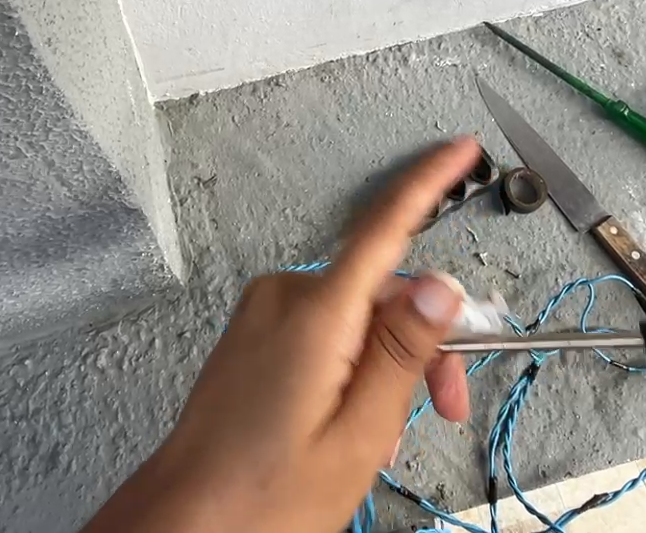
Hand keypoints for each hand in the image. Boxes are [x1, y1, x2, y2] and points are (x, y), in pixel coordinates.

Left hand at [81, 138, 481, 532]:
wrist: (186, 518)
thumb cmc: (265, 494)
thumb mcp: (358, 433)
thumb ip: (402, 352)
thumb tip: (441, 287)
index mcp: (316, 314)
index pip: (385, 228)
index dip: (428, 182)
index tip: (459, 150)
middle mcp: (287, 294)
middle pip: (382, 289)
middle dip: (423, 340)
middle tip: (445, 405)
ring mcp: (267, 308)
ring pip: (356, 311)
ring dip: (386, 359)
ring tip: (382, 431)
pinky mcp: (258, 325)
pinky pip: (325, 321)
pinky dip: (352, 357)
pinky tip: (349, 411)